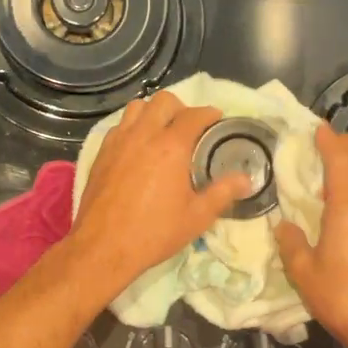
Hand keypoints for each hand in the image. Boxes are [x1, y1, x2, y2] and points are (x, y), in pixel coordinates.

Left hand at [70, 91, 250, 289]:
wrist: (103, 247)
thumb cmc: (154, 233)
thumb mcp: (197, 217)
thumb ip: (223, 193)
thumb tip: (246, 179)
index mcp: (171, 147)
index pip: (194, 115)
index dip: (209, 114)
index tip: (217, 120)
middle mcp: (143, 135)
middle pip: (164, 101)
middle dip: (181, 107)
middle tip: (190, 128)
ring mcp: (118, 141)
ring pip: (137, 107)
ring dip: (153, 112)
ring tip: (162, 132)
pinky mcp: (101, 153)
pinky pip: (119, 126)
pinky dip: (133, 127)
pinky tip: (138, 148)